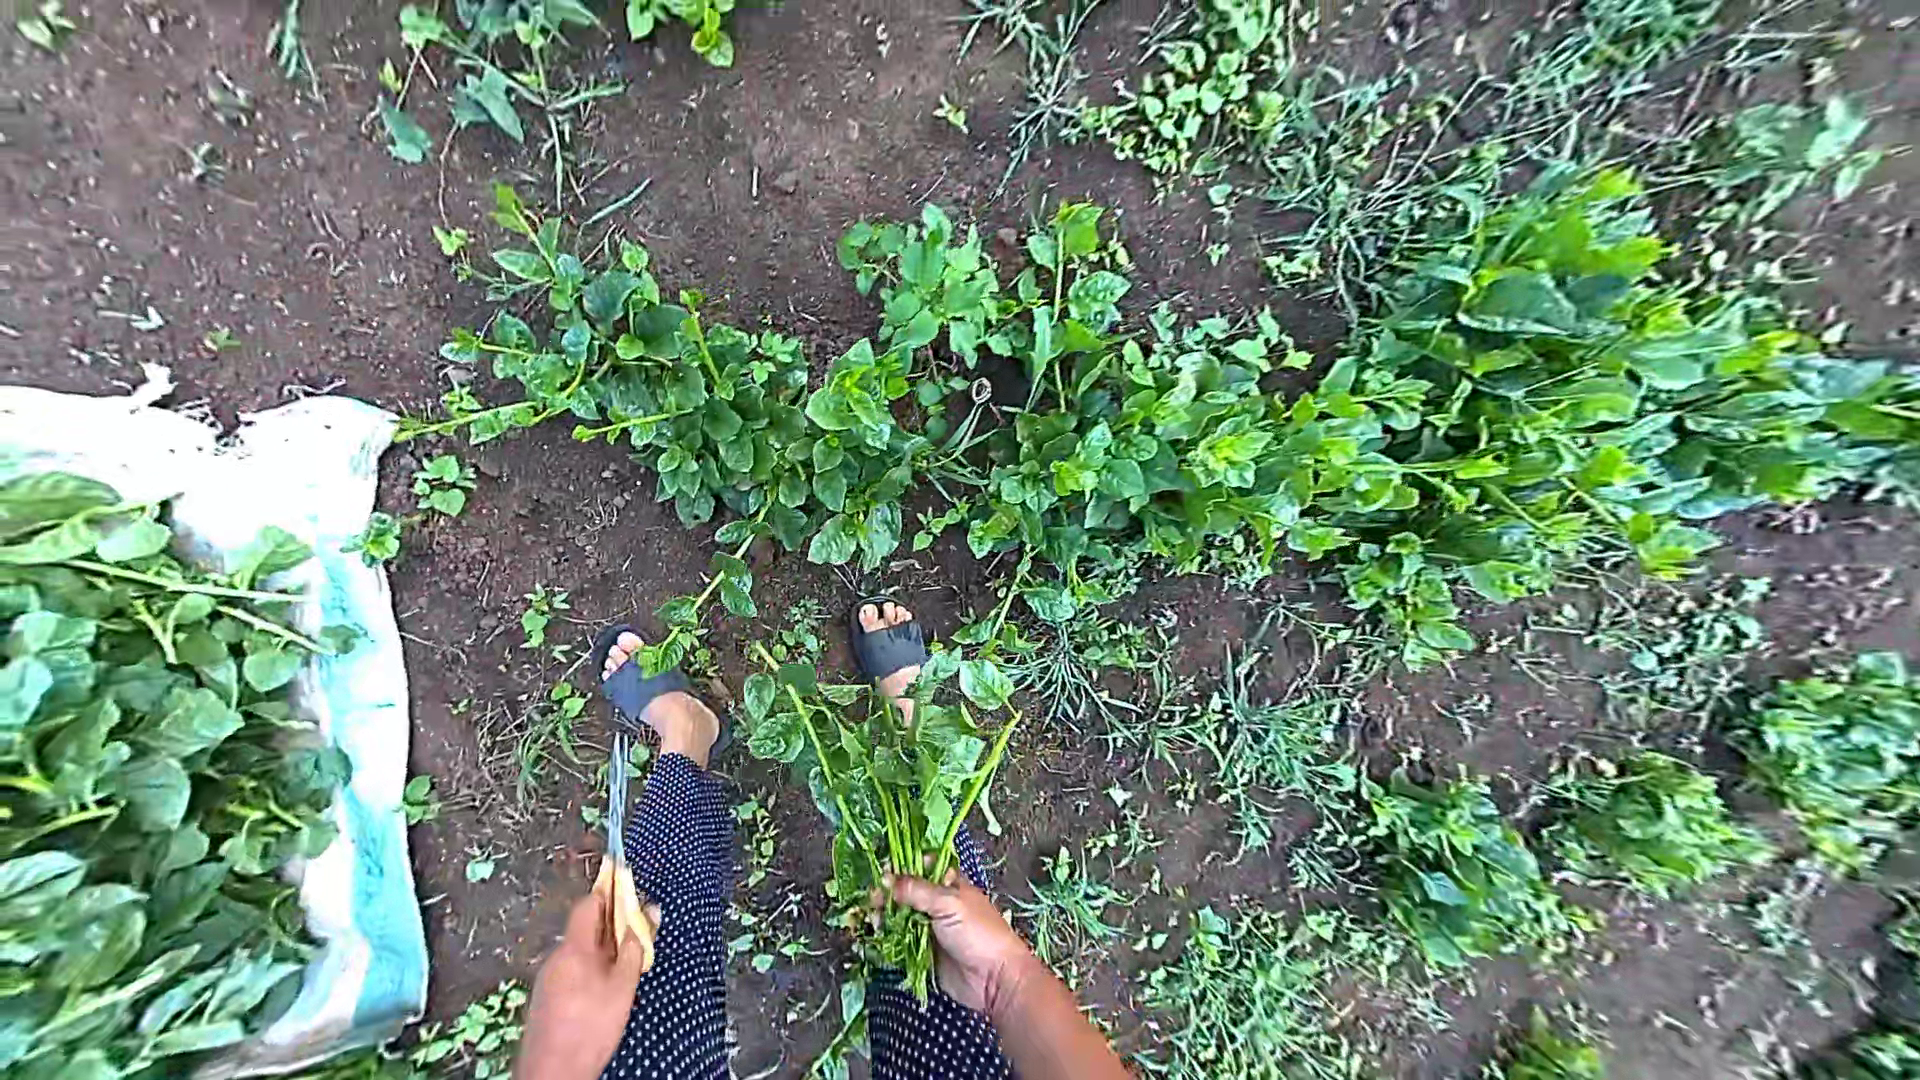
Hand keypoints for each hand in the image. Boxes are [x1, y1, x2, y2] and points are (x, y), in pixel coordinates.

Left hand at [514, 890, 660, 1079]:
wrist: (552, 1079)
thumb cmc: (592, 1026)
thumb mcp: (624, 982)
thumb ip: (636, 943)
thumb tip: (649, 909)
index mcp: (574, 948)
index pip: (588, 903)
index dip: (609, 890)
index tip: (628, 885)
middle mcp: (556, 958)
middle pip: (585, 926)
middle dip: (612, 922)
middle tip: (636, 930)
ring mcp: (547, 980)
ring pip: (579, 949)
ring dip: (603, 947)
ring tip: (625, 963)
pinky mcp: (545, 999)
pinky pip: (571, 968)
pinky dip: (591, 966)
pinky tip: (605, 986)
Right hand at [885, 870, 1041, 1016]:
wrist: (993, 979)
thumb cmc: (977, 932)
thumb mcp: (948, 903)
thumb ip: (916, 891)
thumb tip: (886, 879)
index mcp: (948, 881)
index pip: (920, 865)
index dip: (901, 866)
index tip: (881, 870)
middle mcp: (937, 901)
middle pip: (906, 891)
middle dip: (888, 892)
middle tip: (872, 898)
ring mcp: (929, 926)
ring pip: (900, 915)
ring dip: (885, 914)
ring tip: (873, 917)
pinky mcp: (923, 951)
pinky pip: (900, 940)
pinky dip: (887, 936)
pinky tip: (876, 932)